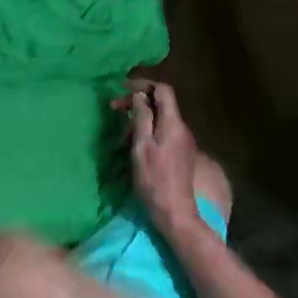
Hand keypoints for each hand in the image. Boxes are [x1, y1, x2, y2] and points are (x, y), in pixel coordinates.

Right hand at [120, 81, 205, 236]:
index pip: (163, 90)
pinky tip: (134, 144)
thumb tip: (140, 95)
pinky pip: (164, 132)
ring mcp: (183, 141)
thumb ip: (142, 117)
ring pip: (161, 119)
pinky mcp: (181, 153)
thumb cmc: (154, 178)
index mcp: (173, 122)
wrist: (175, 212)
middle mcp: (182, 128)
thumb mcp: (142, 146)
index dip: (143, 84)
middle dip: (138, 102)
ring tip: (121, 132)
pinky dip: (148, 130)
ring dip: (141, 118)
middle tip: (114, 108)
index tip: (122, 89)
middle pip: (162, 103)